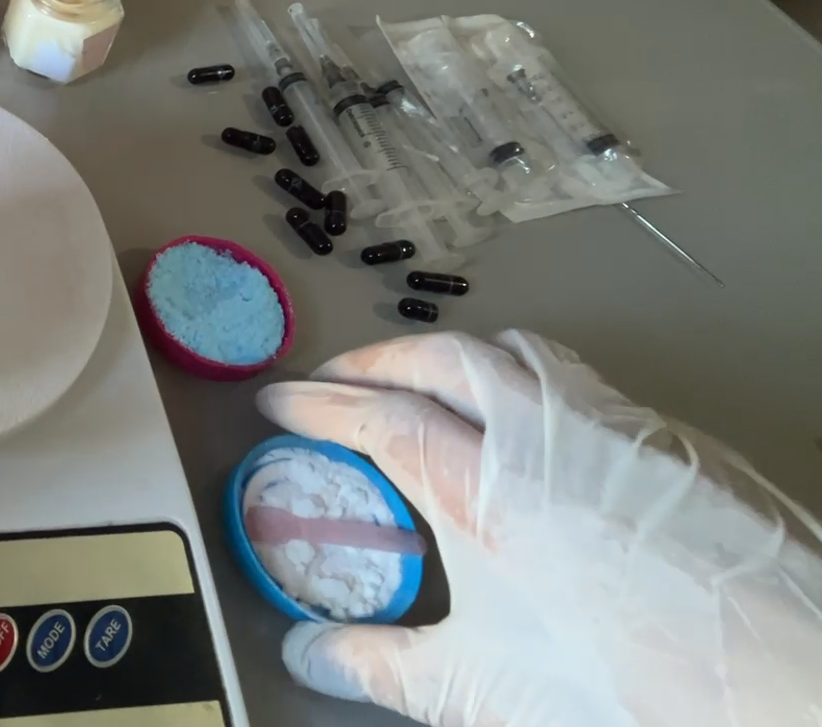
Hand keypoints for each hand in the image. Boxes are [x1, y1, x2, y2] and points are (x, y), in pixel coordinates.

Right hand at [257, 330, 821, 726]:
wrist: (819, 705)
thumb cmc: (633, 690)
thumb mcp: (485, 692)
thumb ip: (378, 667)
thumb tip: (302, 657)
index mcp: (480, 485)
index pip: (371, 414)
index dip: (313, 403)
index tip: (275, 401)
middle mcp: (540, 435)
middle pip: (435, 359)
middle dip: (370, 361)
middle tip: (335, 382)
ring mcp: (615, 430)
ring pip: (512, 352)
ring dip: (449, 358)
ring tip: (424, 386)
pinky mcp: (679, 446)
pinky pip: (577, 380)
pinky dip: (523, 382)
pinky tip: (531, 431)